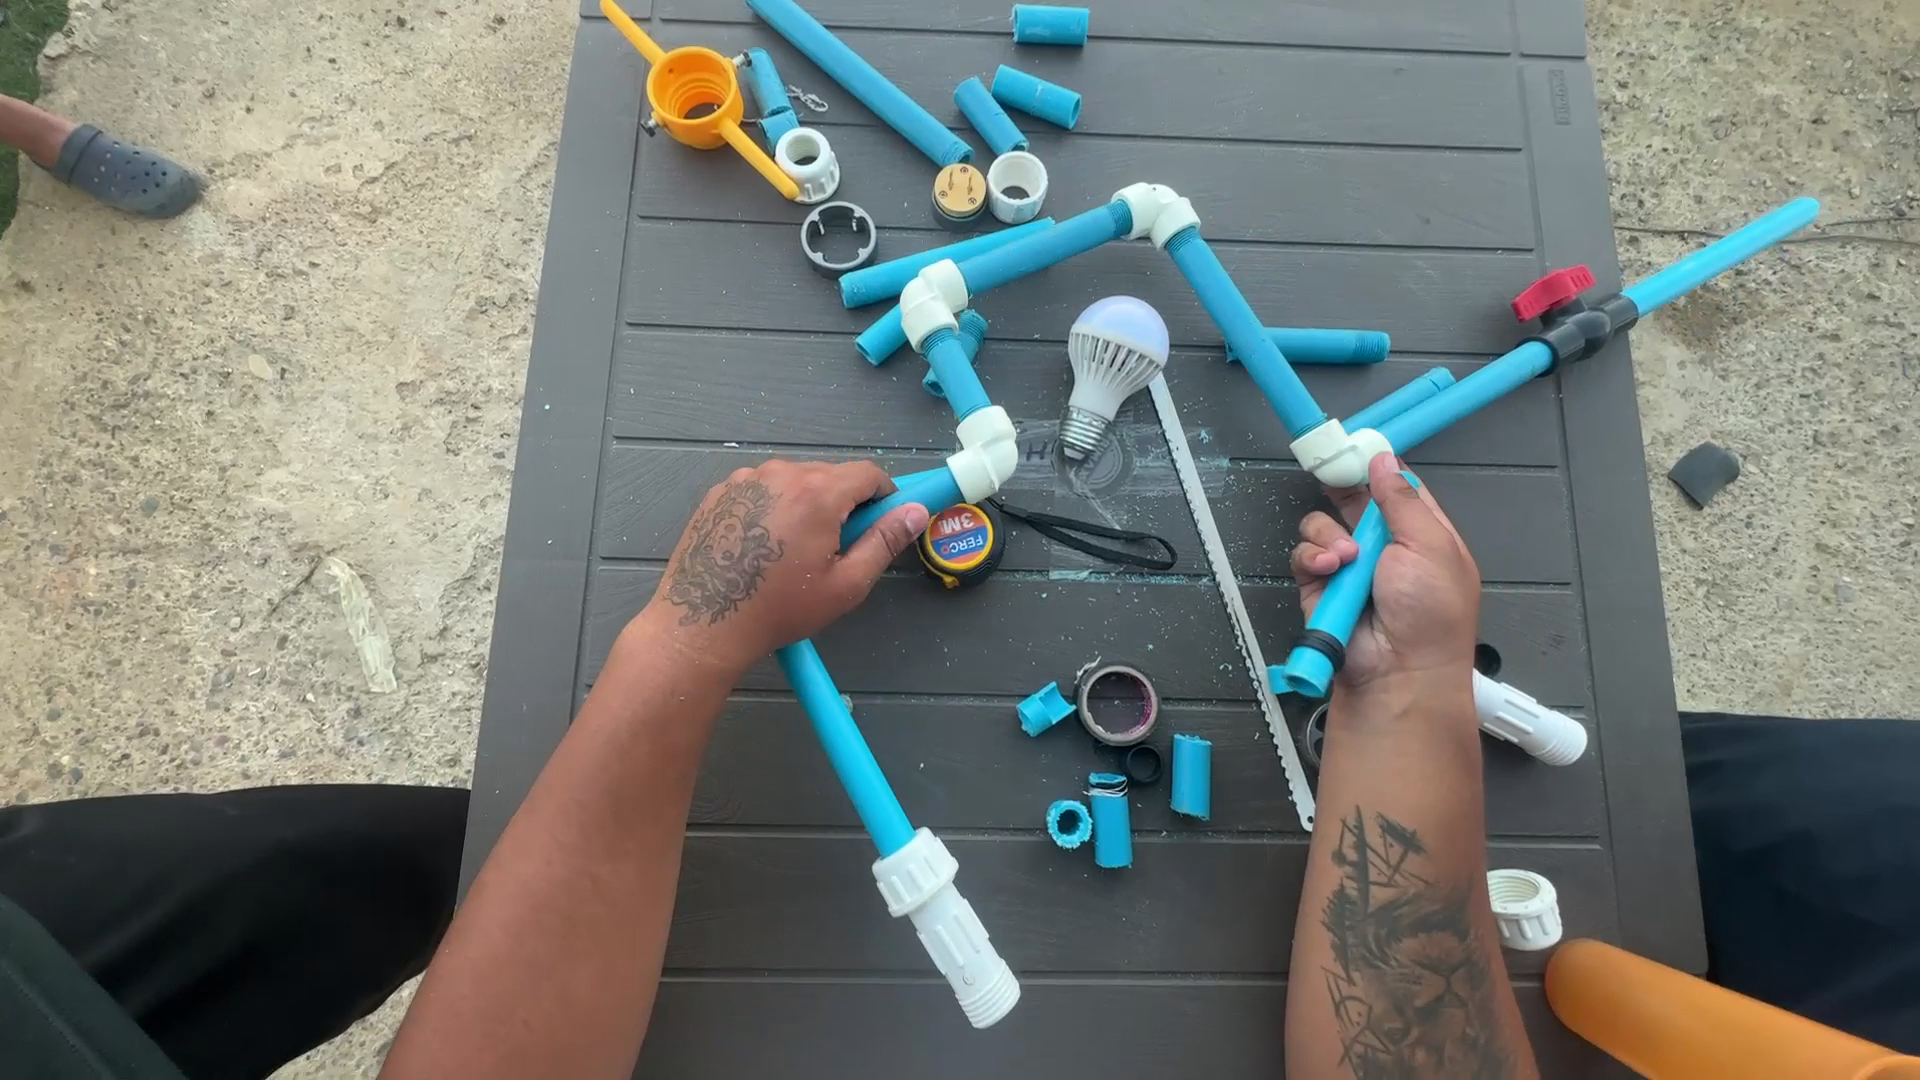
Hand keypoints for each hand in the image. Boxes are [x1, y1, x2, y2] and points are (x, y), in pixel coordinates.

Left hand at [640, 460, 929, 671]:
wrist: (703, 622)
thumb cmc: (780, 609)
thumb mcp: (846, 584)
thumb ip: (884, 542)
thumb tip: (915, 512)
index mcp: (818, 492)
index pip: (868, 473)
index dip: (883, 495)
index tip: (882, 522)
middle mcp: (782, 473)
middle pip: (831, 474)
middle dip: (843, 503)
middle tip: (836, 547)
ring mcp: (746, 479)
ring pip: (795, 480)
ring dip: (807, 503)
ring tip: (794, 550)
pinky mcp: (721, 491)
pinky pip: (763, 488)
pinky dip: (774, 506)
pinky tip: (763, 545)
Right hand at [1290, 453, 1479, 693]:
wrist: (1396, 670)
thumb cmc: (1429, 611)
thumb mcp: (1429, 546)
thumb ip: (1401, 501)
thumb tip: (1383, 461)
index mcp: (1422, 534)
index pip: (1399, 490)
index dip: (1379, 468)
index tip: (1358, 447)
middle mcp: (1383, 547)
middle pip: (1354, 502)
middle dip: (1340, 489)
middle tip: (1326, 473)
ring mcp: (1348, 566)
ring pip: (1321, 526)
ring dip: (1328, 535)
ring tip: (1344, 558)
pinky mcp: (1318, 584)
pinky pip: (1304, 555)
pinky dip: (1312, 558)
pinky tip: (1328, 568)